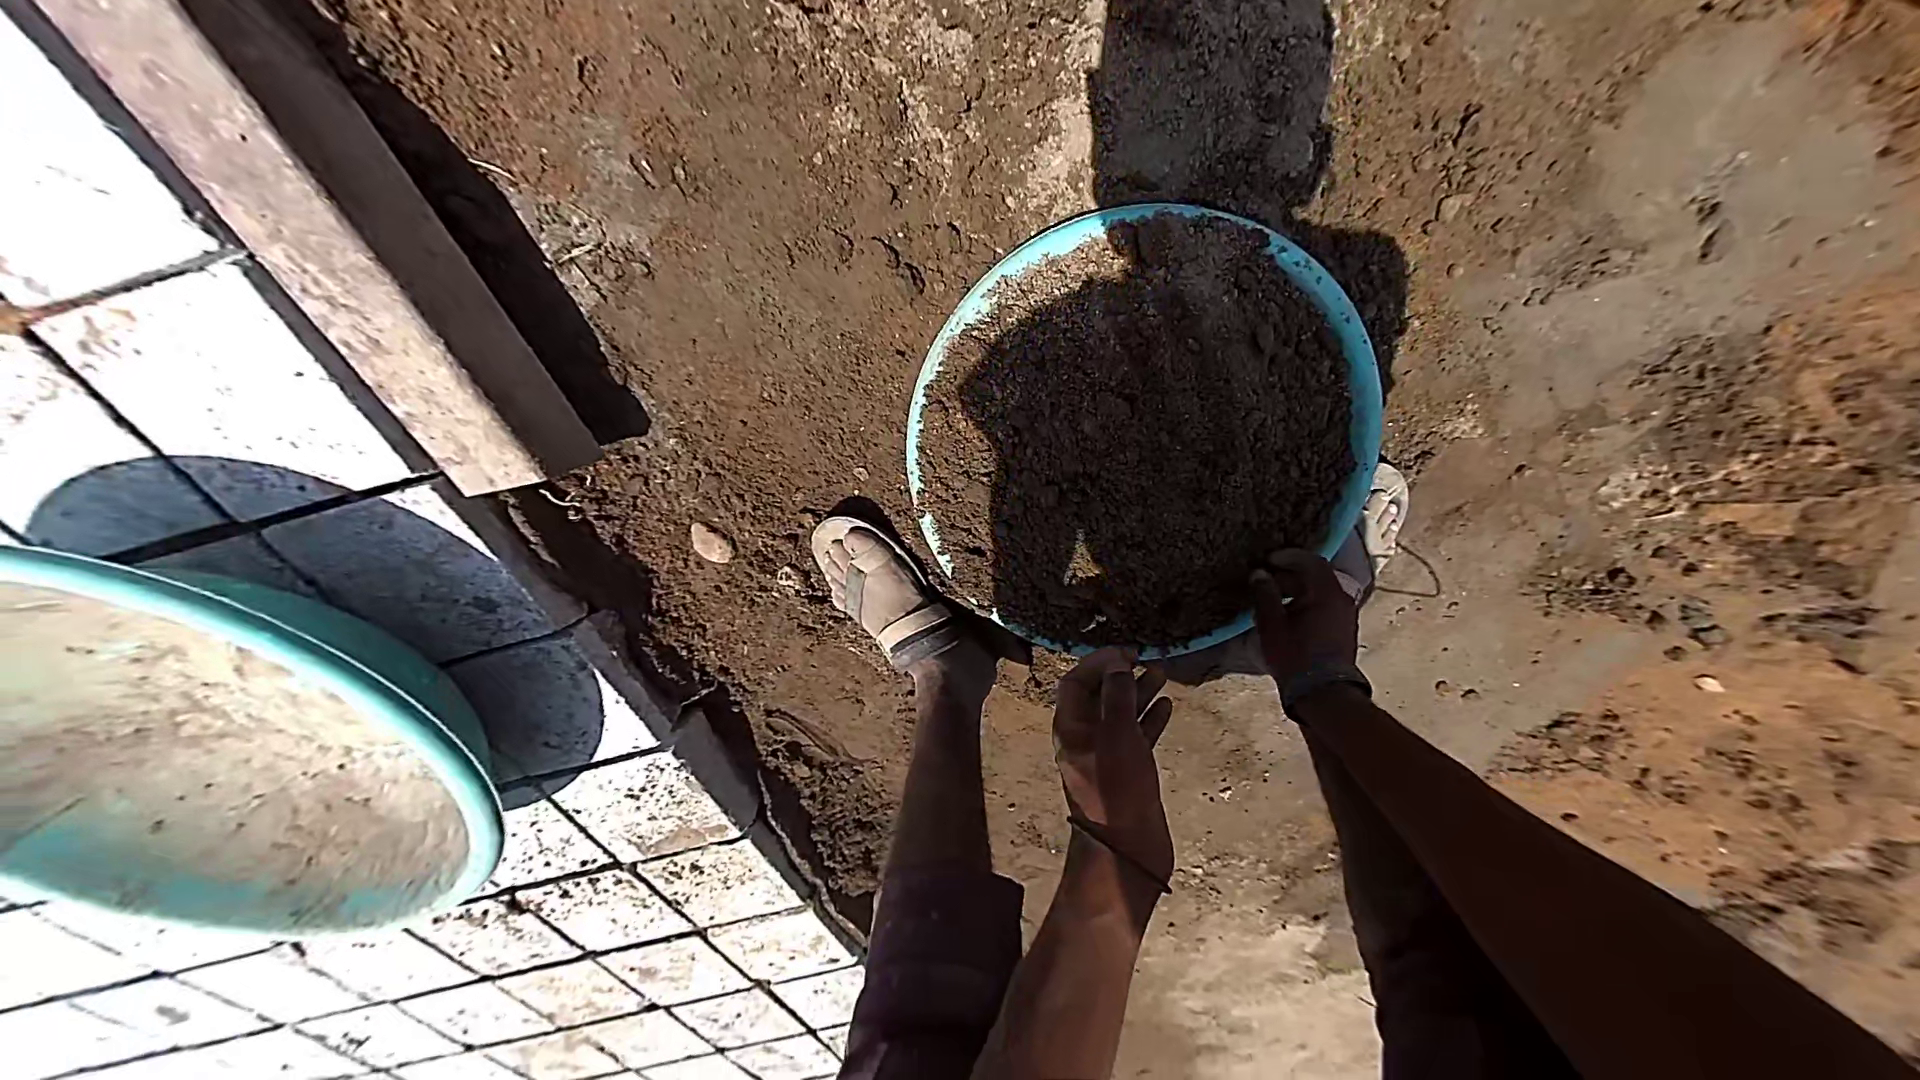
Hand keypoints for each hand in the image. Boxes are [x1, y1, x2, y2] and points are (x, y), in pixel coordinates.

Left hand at [1053, 647, 1174, 884]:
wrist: (1127, 850)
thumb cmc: (1118, 789)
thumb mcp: (1117, 736)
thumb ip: (1117, 697)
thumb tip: (1117, 662)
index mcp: (1070, 727)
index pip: (1076, 682)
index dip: (1098, 662)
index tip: (1125, 651)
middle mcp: (1084, 737)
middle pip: (1099, 696)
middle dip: (1120, 675)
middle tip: (1146, 659)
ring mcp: (1106, 755)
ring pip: (1120, 715)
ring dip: (1138, 693)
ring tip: (1162, 674)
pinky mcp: (1127, 771)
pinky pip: (1135, 736)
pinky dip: (1149, 719)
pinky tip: (1167, 707)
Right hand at [1250, 550, 1358, 682]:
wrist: (1322, 692)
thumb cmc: (1295, 656)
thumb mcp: (1271, 624)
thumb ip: (1265, 595)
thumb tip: (1259, 574)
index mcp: (1326, 594)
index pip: (1311, 562)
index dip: (1289, 556)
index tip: (1268, 559)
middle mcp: (1341, 600)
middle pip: (1316, 576)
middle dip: (1289, 574)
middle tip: (1264, 579)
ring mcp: (1345, 615)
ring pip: (1319, 591)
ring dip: (1296, 589)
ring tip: (1271, 598)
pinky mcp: (1342, 629)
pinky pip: (1323, 605)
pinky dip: (1304, 602)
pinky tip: (1285, 614)